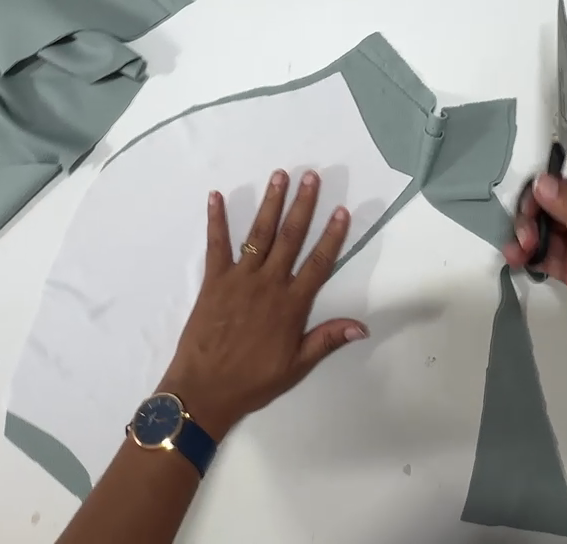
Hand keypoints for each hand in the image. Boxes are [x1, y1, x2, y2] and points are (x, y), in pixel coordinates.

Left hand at [159, 169, 369, 438]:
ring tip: (279, 175)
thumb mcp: (296, 366)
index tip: (341, 210)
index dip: (332, 236)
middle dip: (303, 205)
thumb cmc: (253, 381)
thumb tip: (362, 326)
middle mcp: (268, 283)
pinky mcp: (214, 279)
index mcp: (291, 304)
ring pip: (260, 233)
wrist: (204, 391)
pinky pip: (217, 244)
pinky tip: (216, 195)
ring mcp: (240, 278)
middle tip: (311, 176)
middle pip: (290, 237)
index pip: (318, 263)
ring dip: (270, 203)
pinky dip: (217, 219)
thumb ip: (327, 340)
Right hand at [502, 173, 566, 373]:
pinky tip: (517, 263)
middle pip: (548, 211)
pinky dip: (530, 257)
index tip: (526, 216)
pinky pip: (547, 258)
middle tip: (524, 244)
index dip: (538, 197)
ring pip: (544, 234)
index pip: (561, 190)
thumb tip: (541, 180)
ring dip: (526, 239)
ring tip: (514, 256)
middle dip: (530, 221)